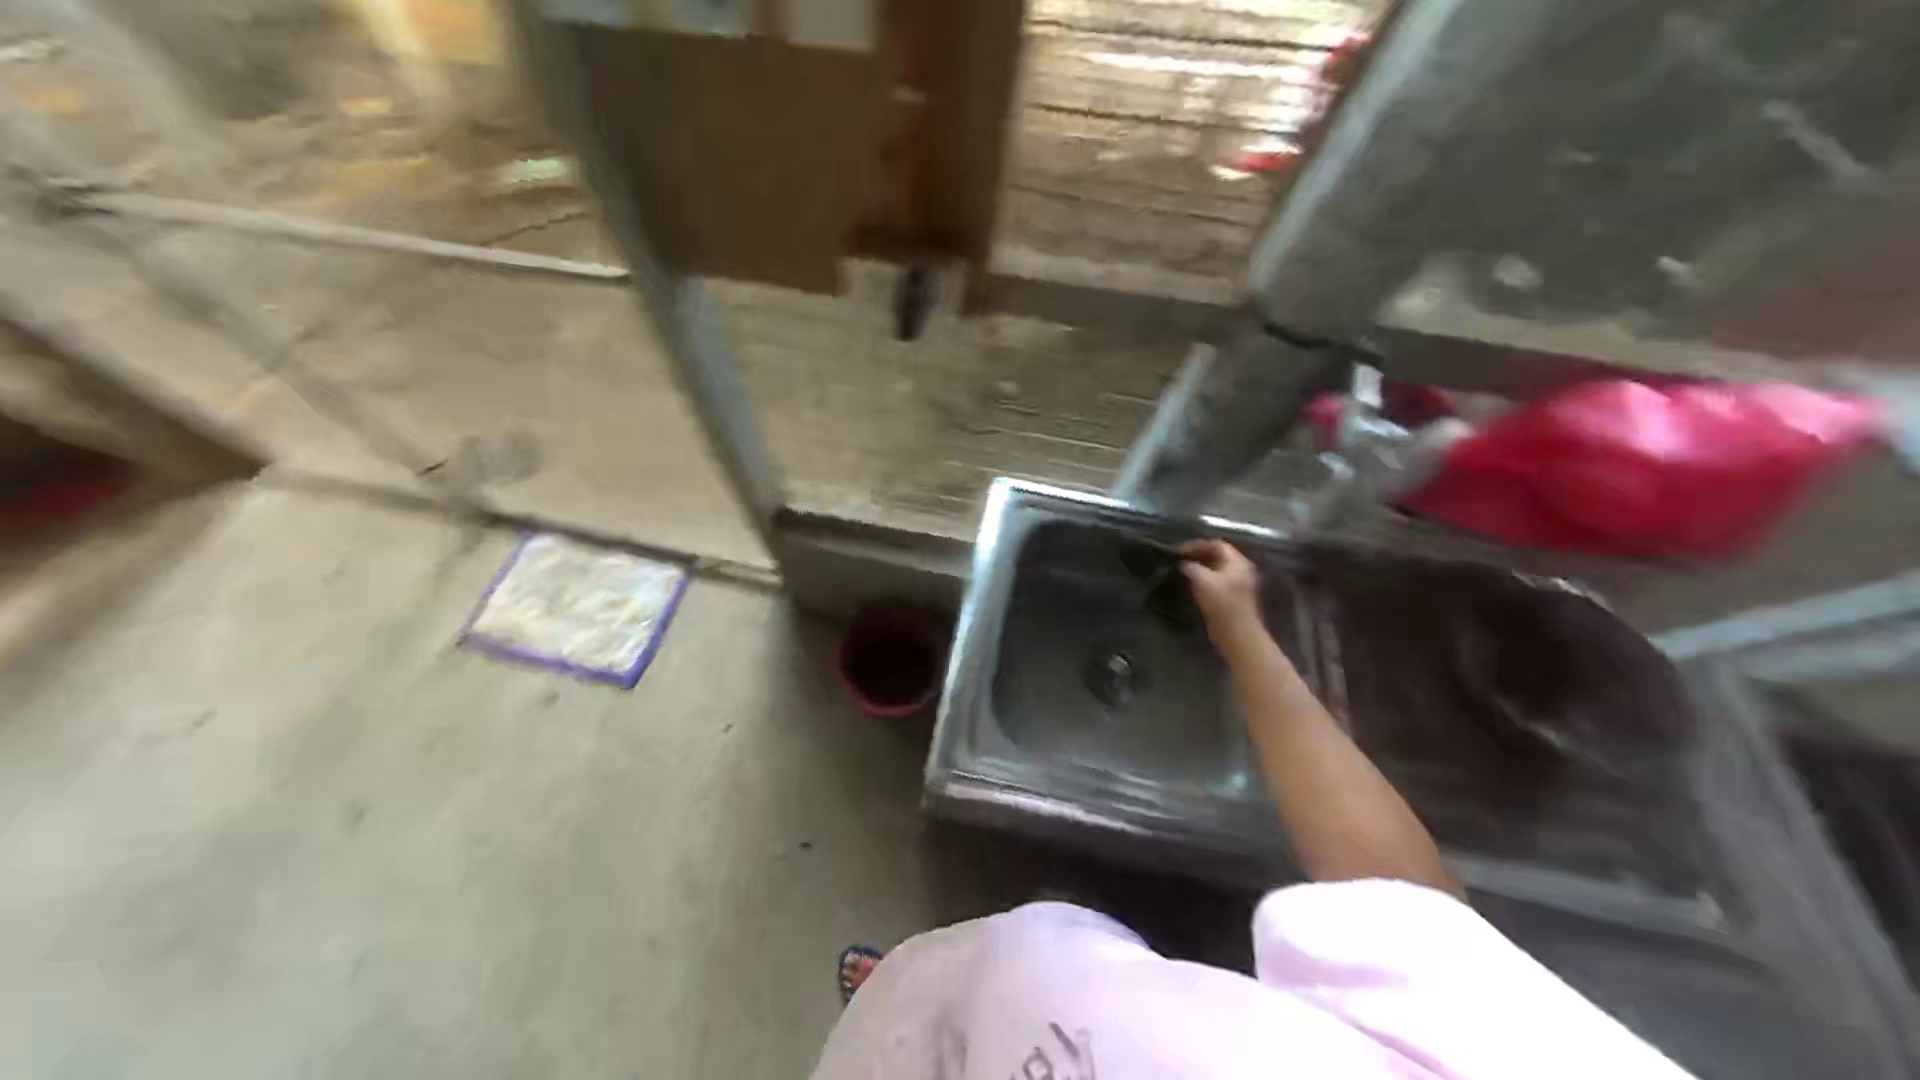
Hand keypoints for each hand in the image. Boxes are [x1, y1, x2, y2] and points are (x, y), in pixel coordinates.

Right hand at [1179, 539, 1262, 646]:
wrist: (1236, 632)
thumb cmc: (1220, 603)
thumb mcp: (1202, 580)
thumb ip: (1191, 567)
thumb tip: (1183, 564)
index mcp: (1237, 562)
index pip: (1217, 544)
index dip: (1197, 544)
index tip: (1180, 550)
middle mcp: (1241, 569)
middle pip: (1219, 555)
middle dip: (1199, 555)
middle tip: (1181, 559)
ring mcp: (1239, 583)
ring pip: (1218, 568)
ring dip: (1201, 567)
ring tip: (1184, 570)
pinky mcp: (1234, 596)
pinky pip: (1218, 580)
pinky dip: (1205, 578)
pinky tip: (1193, 584)